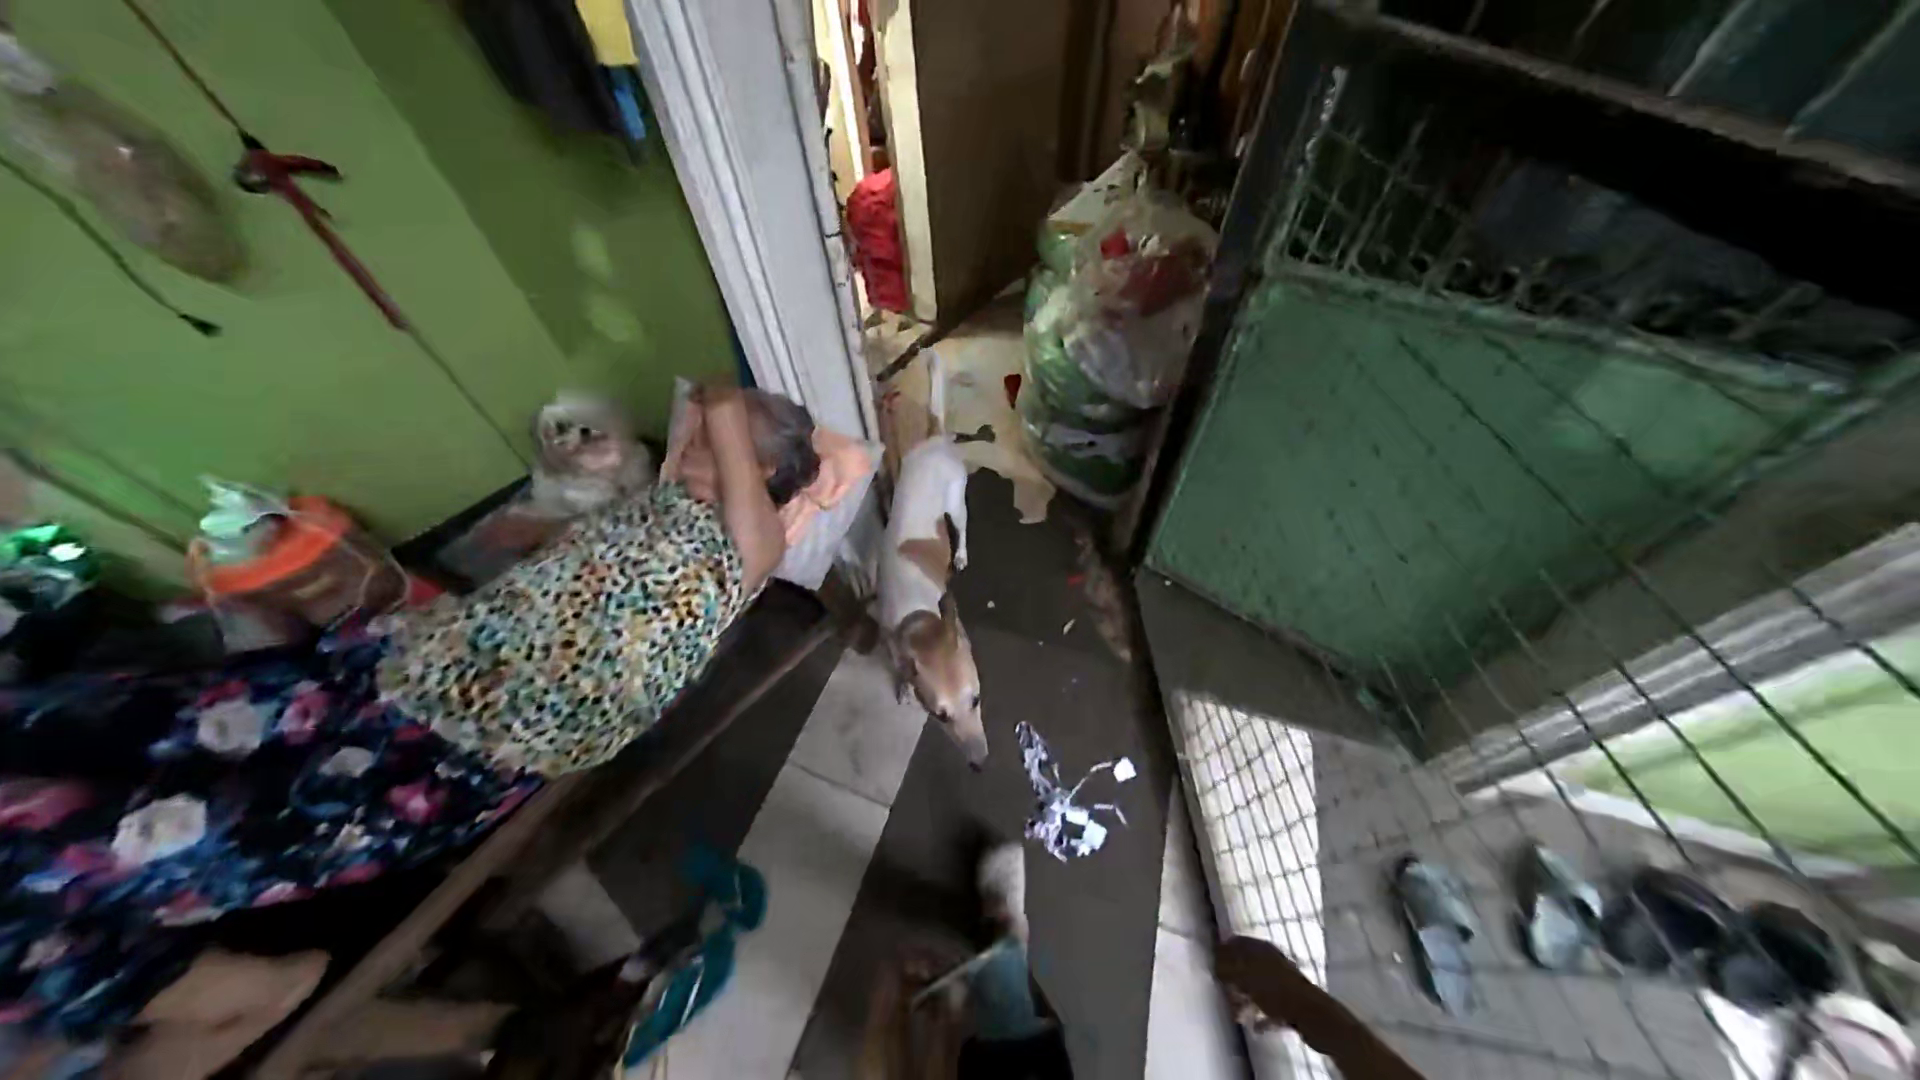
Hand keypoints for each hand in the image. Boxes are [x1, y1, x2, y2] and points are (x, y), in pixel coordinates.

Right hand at [1215, 936, 1326, 1024]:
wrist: (1314, 1017)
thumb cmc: (1275, 991)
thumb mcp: (1244, 975)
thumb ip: (1226, 965)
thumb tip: (1214, 961)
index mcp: (1260, 947)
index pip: (1235, 942)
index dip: (1221, 953)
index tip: (1212, 968)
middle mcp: (1271, 959)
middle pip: (1245, 966)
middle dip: (1232, 981)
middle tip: (1224, 994)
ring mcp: (1283, 981)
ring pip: (1256, 987)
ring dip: (1245, 1000)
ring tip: (1238, 1015)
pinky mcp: (1291, 1001)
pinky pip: (1270, 1006)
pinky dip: (1261, 1014)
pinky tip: (1256, 1025)